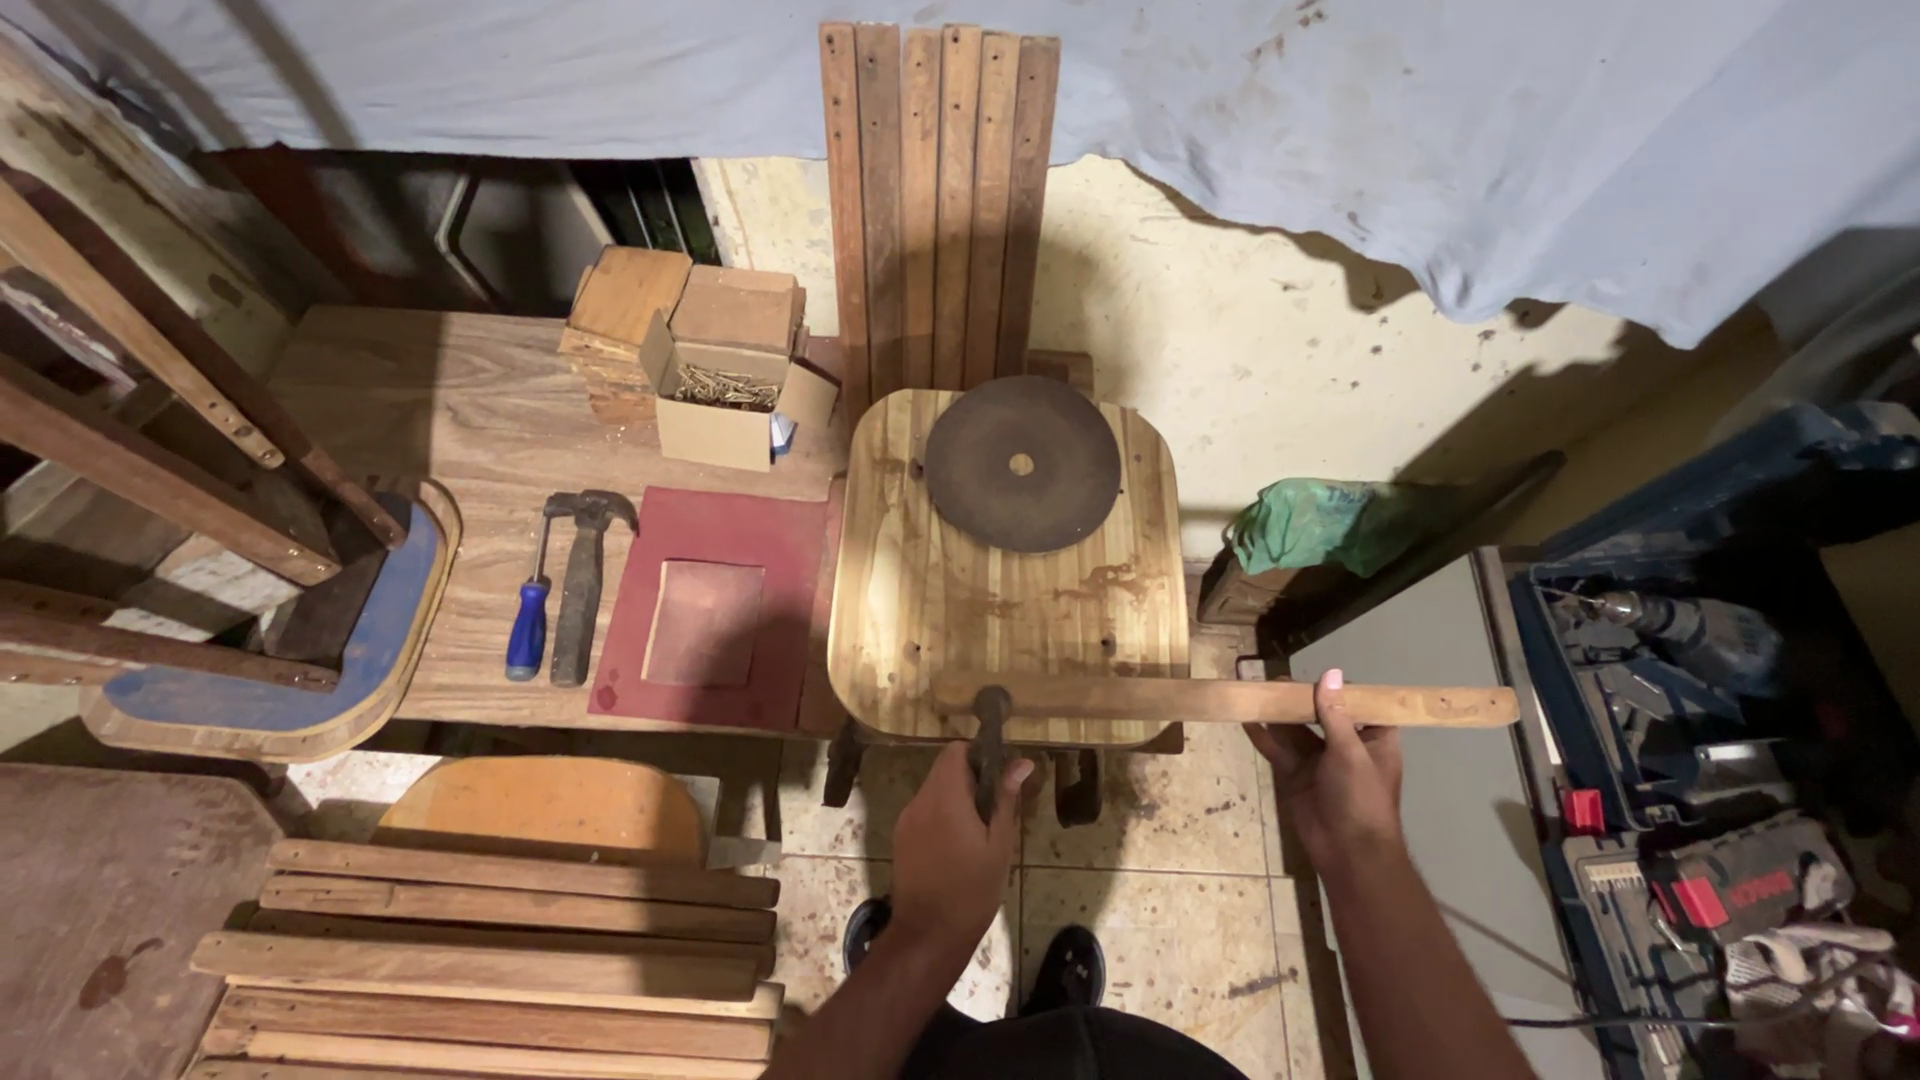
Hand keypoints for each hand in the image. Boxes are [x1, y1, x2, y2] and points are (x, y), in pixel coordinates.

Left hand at [890, 742, 1032, 959]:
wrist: (929, 934)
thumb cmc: (973, 890)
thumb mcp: (999, 845)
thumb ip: (1006, 799)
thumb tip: (1022, 762)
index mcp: (946, 797)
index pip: (955, 751)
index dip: (977, 755)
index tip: (997, 777)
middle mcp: (921, 800)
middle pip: (943, 769)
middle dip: (969, 778)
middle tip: (993, 808)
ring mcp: (906, 819)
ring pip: (933, 790)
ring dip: (955, 797)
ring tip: (978, 830)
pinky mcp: (900, 836)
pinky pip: (924, 810)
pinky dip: (941, 814)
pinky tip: (956, 845)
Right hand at [1244, 668, 1404, 870]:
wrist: (1348, 852)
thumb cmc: (1361, 799)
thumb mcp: (1350, 752)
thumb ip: (1335, 714)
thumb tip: (1330, 673)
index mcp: (1373, 740)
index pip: (1360, 706)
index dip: (1340, 690)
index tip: (1319, 677)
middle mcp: (1346, 747)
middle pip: (1321, 715)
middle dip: (1300, 699)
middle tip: (1277, 682)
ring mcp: (1318, 762)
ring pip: (1296, 731)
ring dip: (1279, 714)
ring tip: (1258, 692)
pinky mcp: (1295, 775)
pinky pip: (1278, 750)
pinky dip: (1263, 736)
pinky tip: (1246, 719)